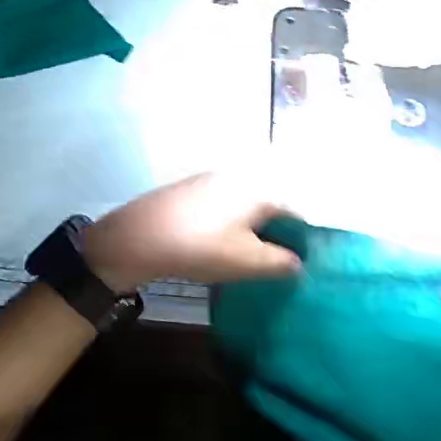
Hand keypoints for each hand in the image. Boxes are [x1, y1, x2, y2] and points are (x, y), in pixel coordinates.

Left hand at [84, 173, 301, 292]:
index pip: (296, 213)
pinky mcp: (191, 188)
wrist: (138, 236)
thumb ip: (281, 262)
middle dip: (275, 233)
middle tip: (270, 262)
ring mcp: (213, 179)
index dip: (301, 239)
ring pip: (246, 205)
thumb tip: (298, 262)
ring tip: (244, 255)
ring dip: (251, 228)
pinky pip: (223, 205)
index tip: (296, 263)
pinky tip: (218, 243)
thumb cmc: (202, 247)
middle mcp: (242, 177)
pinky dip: (229, 222)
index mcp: (261, 190)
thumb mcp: (248, 262)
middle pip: (270, 206)